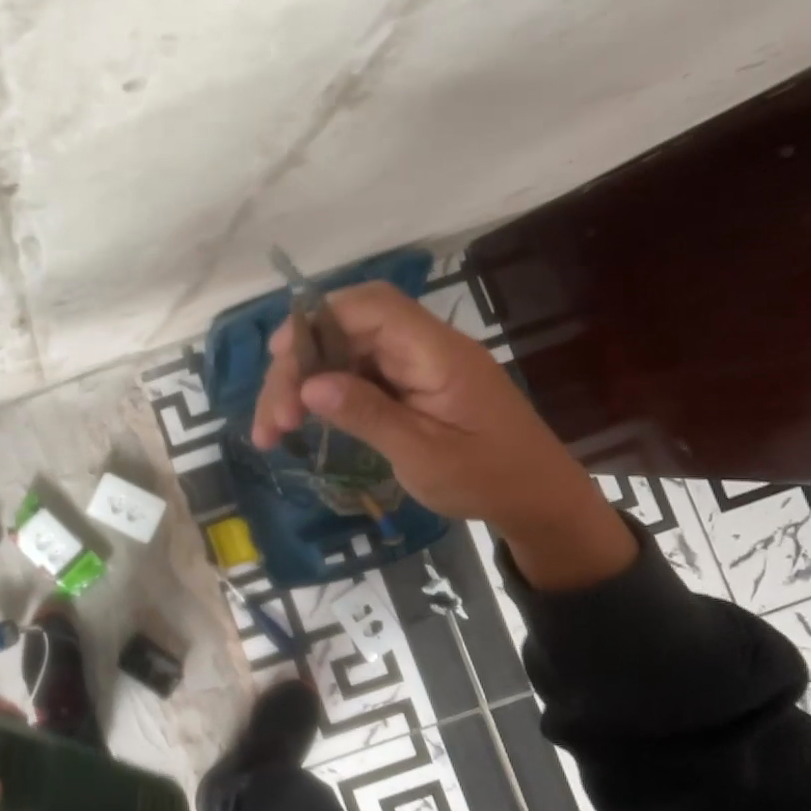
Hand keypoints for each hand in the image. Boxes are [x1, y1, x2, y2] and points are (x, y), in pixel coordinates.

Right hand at [251, 282, 635, 587]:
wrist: (539, 503)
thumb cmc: (489, 481)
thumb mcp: (425, 456)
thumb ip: (368, 415)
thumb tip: (309, 386)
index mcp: (437, 353)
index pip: (373, 306)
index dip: (319, 319)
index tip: (279, 357)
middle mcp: (423, 348)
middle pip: (346, 329)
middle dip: (298, 365)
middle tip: (272, 419)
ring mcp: (414, 366)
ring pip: (342, 353)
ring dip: (302, 384)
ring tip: (273, 429)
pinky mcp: (407, 384)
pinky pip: (354, 374)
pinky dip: (321, 395)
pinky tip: (299, 421)